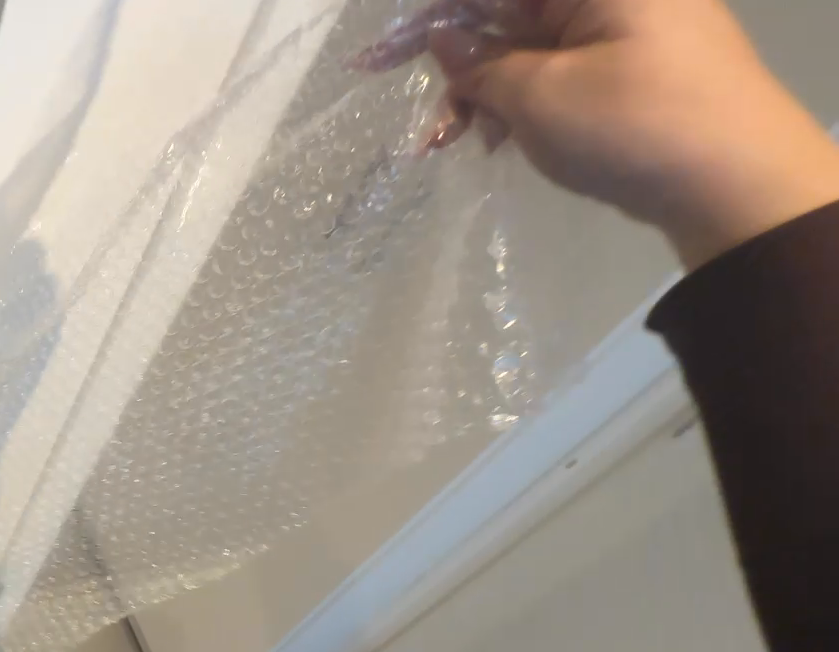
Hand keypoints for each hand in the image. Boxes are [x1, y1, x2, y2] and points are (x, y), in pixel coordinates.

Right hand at [359, 0, 838, 268]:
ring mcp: (621, 30)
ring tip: (456, 144)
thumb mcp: (537, 95)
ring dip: (480, 95)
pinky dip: (512, 104)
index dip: (436, 18)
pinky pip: (548, 72)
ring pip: (522, 50)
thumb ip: (482, 64)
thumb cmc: (628, 123)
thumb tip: (442, 36)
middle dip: (457, 68)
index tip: (379, 57)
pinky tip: (495, 141)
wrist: (726, 177)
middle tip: (427, 125)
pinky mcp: (623, 66)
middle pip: (508, 18)